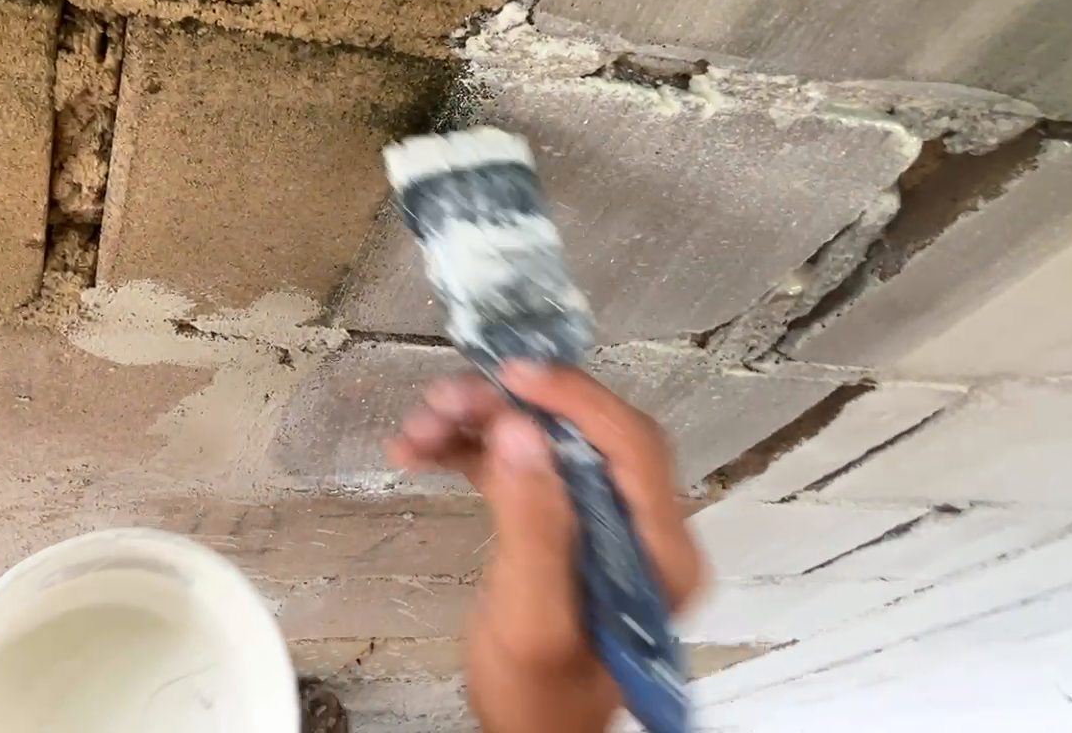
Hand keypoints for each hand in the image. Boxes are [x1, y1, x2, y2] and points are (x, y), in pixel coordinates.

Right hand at [385, 360, 707, 732]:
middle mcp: (629, 519)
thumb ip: (534, 527)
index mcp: (656, 548)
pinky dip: (460, 449)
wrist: (523, 732)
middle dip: (502, 408)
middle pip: (571, 430)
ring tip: (416, 430)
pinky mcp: (546, 513)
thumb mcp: (534, 619)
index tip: (511, 375)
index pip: (630, 443)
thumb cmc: (538, 694)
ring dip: (471, 424)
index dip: (574, 397)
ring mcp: (587, 514)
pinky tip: (415, 452)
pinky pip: (506, 461)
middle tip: (442, 403)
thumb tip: (519, 430)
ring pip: (532, 438)